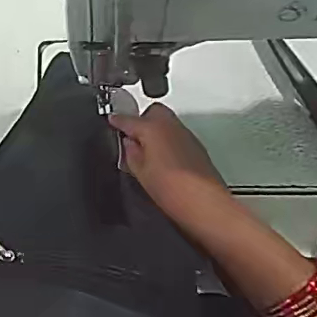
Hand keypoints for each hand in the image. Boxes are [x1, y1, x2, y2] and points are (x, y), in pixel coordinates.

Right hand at [110, 103, 230, 223]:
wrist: (204, 204)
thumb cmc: (175, 190)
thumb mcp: (139, 172)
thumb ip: (130, 153)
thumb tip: (128, 145)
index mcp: (152, 128)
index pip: (128, 119)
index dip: (117, 120)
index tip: (113, 121)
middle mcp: (171, 126)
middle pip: (152, 112)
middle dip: (141, 121)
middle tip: (132, 137)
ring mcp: (186, 135)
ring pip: (167, 122)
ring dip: (156, 131)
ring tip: (147, 152)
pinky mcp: (196, 146)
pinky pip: (177, 135)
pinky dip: (168, 141)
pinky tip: (163, 160)